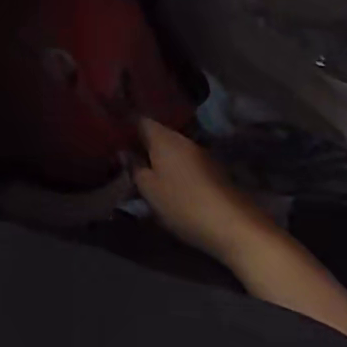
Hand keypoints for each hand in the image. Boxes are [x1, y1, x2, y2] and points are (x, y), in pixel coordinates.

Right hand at [129, 118, 265, 259]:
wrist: (235, 227)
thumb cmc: (184, 204)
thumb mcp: (149, 190)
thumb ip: (134, 168)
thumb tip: (124, 152)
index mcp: (163, 137)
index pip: (139, 119)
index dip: (124, 125)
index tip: (111, 134)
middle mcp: (182, 139)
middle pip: (156, 133)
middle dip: (140, 143)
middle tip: (124, 158)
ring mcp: (200, 154)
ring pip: (171, 149)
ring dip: (158, 158)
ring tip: (144, 173)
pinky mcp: (213, 171)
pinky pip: (185, 162)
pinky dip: (174, 168)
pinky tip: (168, 184)